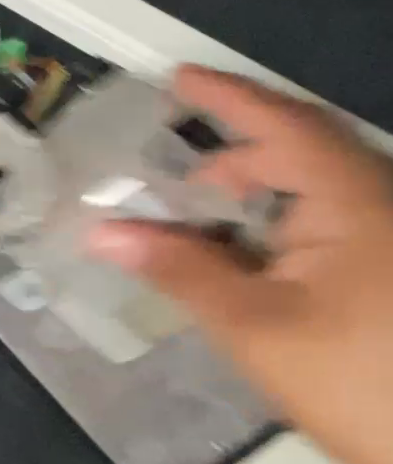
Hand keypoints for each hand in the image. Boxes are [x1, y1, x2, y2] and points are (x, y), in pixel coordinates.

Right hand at [87, 66, 392, 463]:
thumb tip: (100, 231)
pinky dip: (278, 236)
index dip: (231, 98)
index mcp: (364, 210)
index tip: (176, 79)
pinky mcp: (391, 286)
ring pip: (322, 200)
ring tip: (195, 227)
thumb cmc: (361, 384)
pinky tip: (241, 265)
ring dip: (254, 203)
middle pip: (309, 160)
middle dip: (236, 162)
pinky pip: (335, 235)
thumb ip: (176, 267)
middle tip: (174, 180)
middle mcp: (388, 216)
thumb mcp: (252, 324)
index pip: (290, 129)